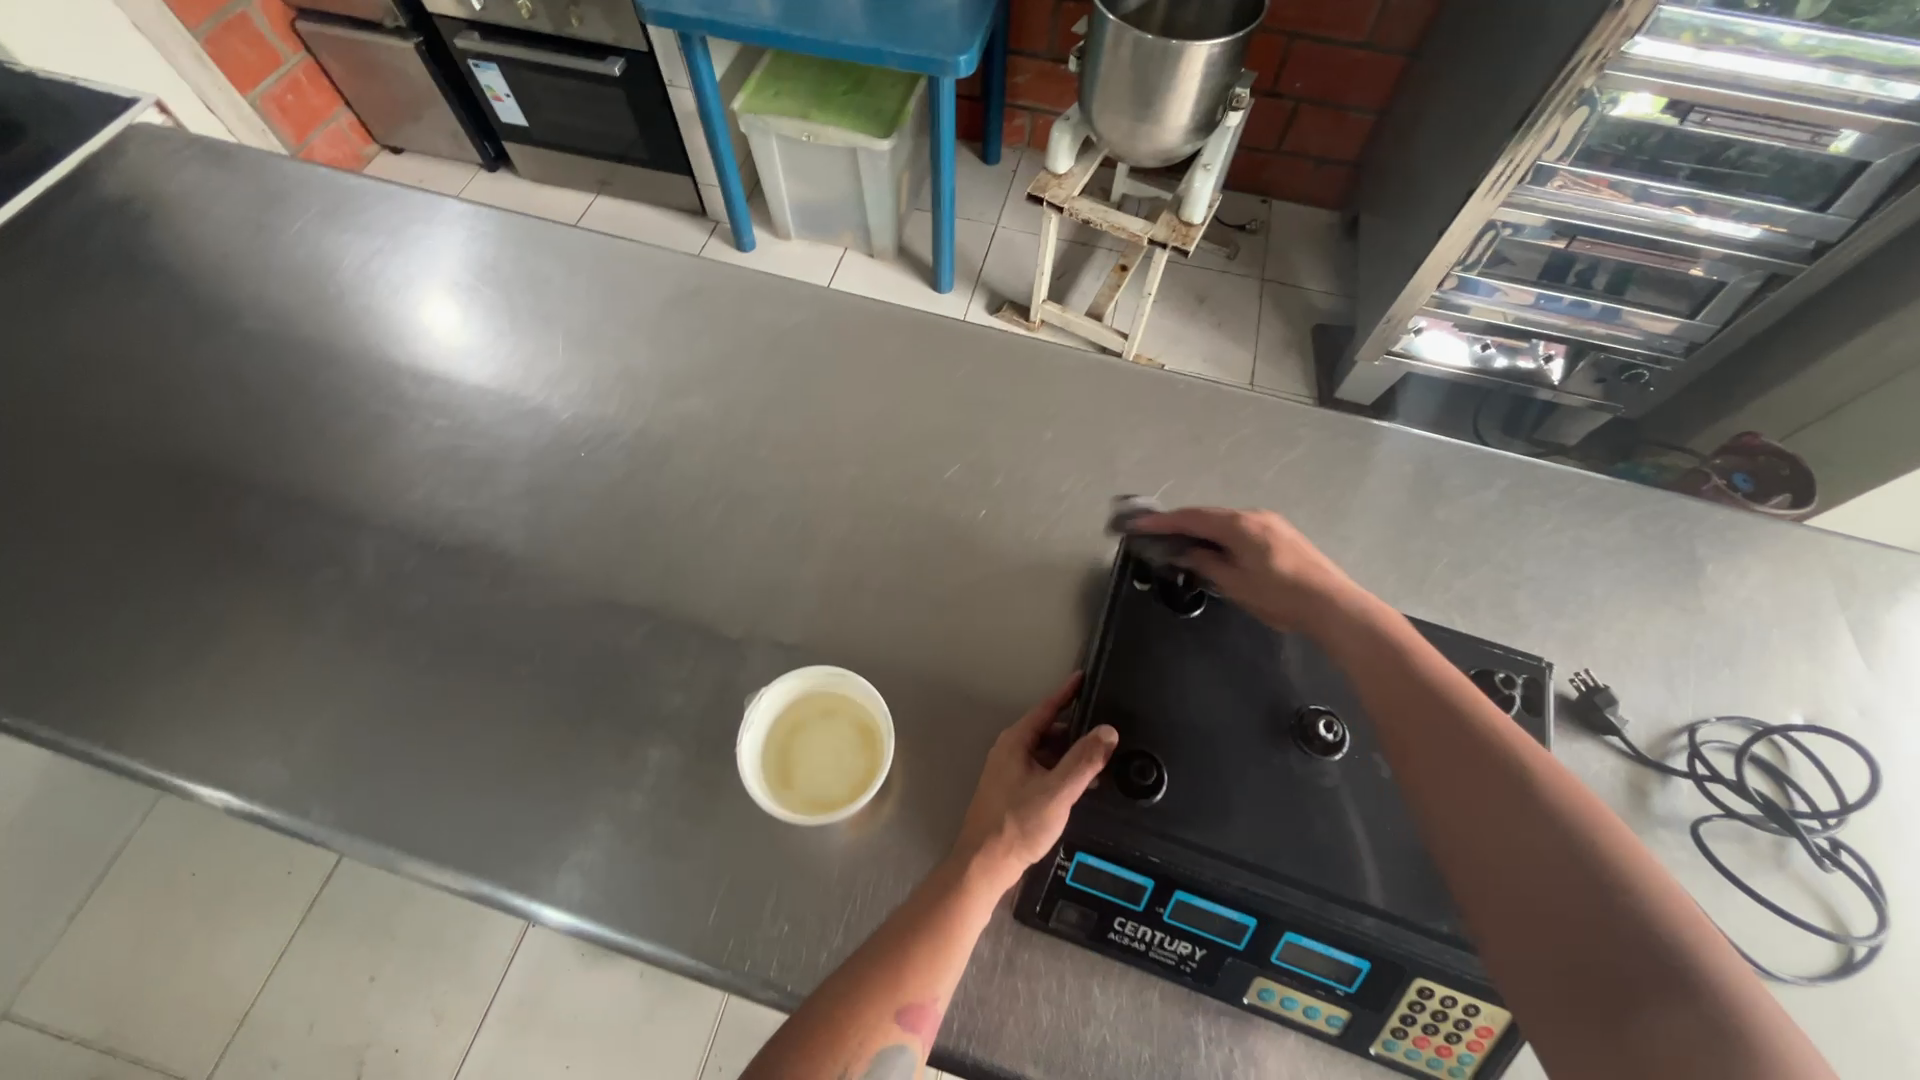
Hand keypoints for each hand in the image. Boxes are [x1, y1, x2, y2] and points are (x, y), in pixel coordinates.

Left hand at [952, 673, 1117, 894]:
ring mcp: (1008, 772)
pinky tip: (1080, 787)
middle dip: (1076, 731)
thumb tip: (1107, 731)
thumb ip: (1084, 761)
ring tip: (1100, 763)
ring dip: (1070, 756)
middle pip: (1048, 731)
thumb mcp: (1058, 791)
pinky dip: (1061, 772)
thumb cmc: (1017, 824)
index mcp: (1016, 742)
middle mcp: (1009, 752)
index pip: (1046, 708)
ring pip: (1046, 753)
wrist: (984, 864)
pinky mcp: (1012, 792)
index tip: (1084, 677)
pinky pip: (1042, 771)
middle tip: (1105, 733)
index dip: (1067, 693)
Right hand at [1128, 507, 1368, 634]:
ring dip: (1201, 531)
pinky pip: (1241, 529)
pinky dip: (1220, 536)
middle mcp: (1254, 516)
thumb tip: (1185, 552)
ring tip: (1179, 544)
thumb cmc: (1279, 596)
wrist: (1332, 605)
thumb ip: (1205, 563)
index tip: (1136, 524)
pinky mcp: (1282, 535)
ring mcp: (1271, 523)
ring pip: (1226, 523)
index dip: (1162, 521)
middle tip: (1154, 534)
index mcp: (1239, 525)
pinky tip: (1214, 550)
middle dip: (1179, 524)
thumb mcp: (1234, 584)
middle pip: (1208, 516)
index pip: (1191, 518)